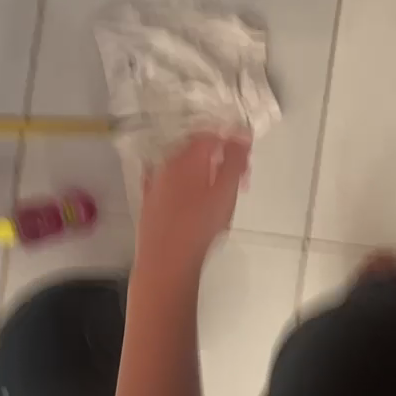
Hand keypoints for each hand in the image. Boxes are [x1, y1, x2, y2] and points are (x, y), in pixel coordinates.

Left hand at [135, 133, 250, 272]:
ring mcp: (155, 182)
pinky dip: (187, 184)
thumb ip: (236, 160)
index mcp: (187, 158)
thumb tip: (242, 135)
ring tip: (222, 194)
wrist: (166, 261)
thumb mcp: (226, 191)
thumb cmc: (200, 227)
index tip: (245, 154)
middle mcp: (166, 164)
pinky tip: (196, 201)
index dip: (230, 139)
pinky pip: (171, 182)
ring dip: (205, 172)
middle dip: (220, 157)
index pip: (210, 134)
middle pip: (196, 149)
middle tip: (240, 178)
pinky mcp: (149, 200)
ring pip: (184, 166)